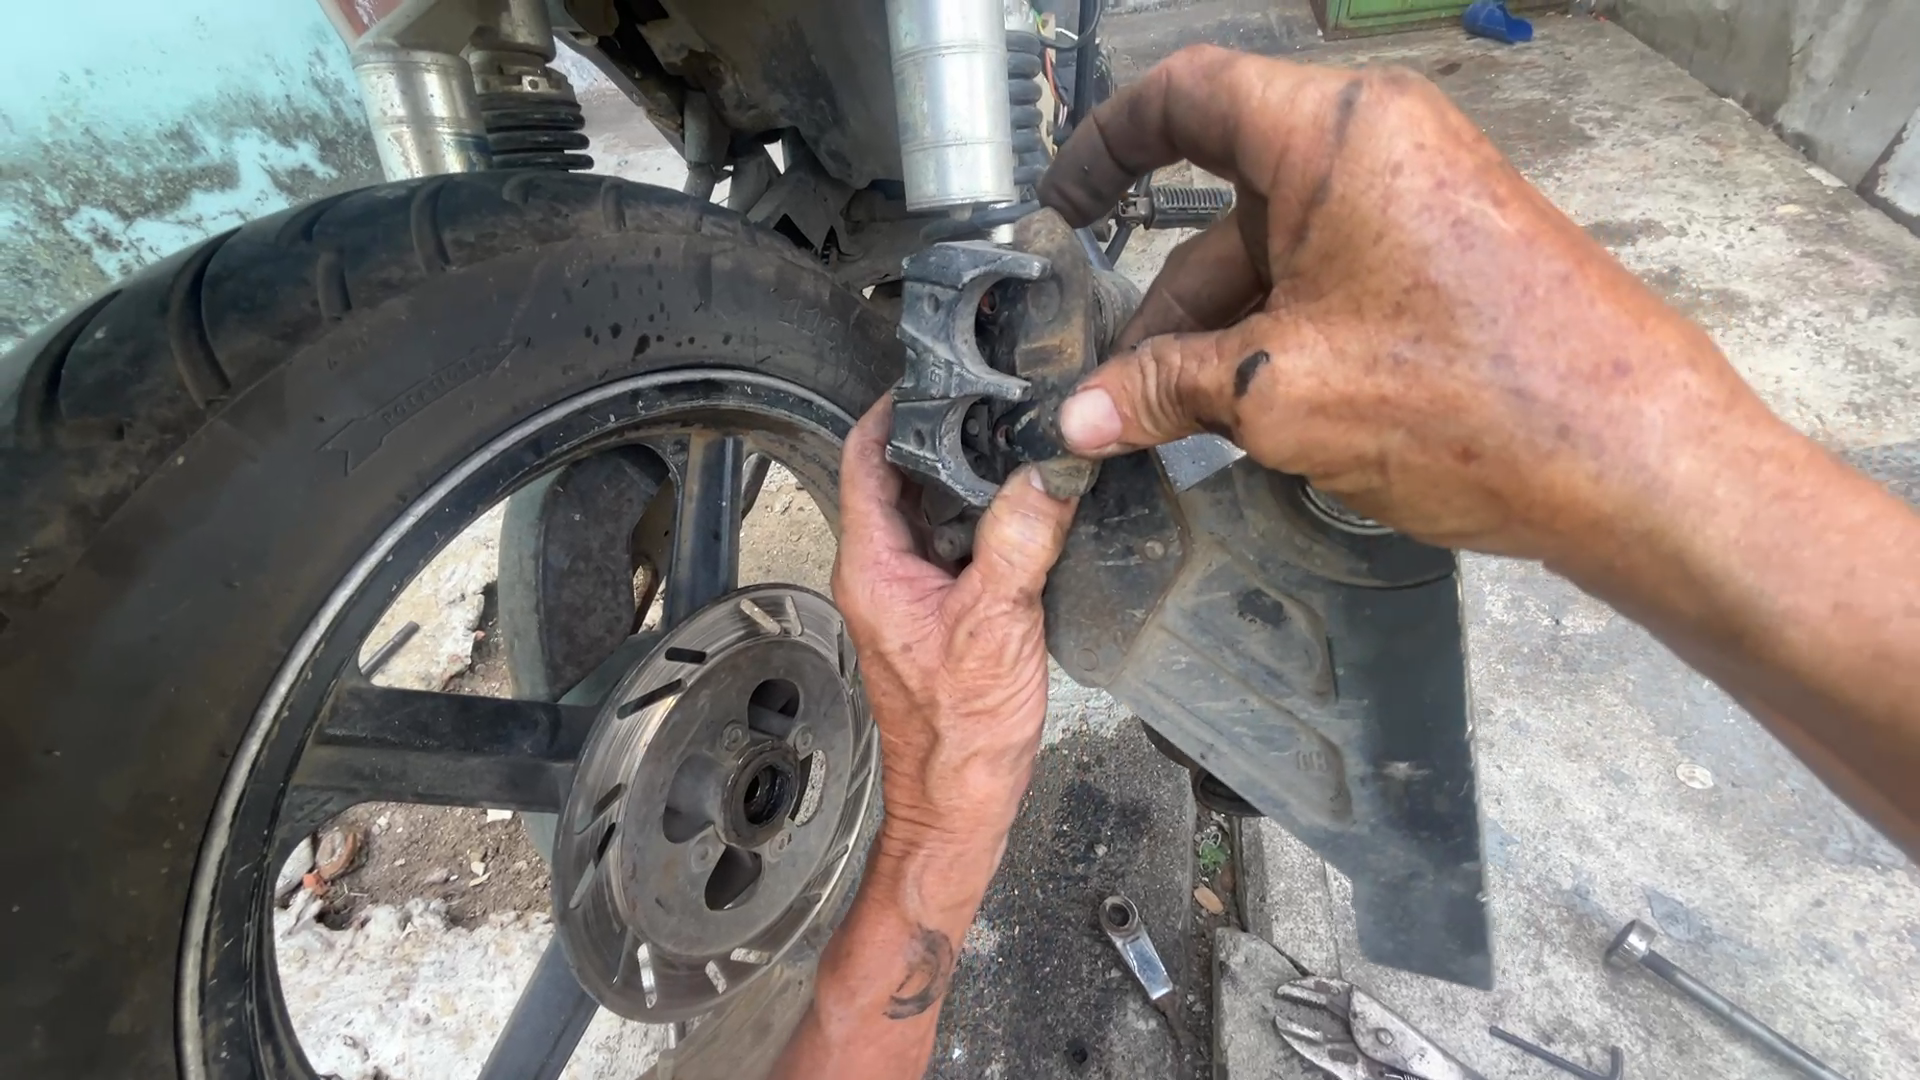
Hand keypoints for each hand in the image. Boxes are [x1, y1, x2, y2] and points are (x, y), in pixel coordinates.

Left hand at [832, 398, 1077, 849]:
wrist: (960, 796)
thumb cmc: (960, 732)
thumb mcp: (996, 624)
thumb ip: (1019, 541)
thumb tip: (1047, 470)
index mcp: (873, 565)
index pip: (863, 459)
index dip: (891, 411)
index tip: (932, 378)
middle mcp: (881, 570)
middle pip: (898, 477)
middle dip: (941, 437)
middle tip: (993, 401)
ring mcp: (908, 590)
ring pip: (930, 510)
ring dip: (965, 477)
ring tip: (1014, 441)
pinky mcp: (938, 608)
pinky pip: (954, 543)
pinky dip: (982, 517)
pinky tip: (1023, 506)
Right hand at [1040, 46, 1779, 567]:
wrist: (1634, 466)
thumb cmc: (1451, 399)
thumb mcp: (1275, 392)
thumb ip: (1162, 391)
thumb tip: (1073, 421)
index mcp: (1330, 140)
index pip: (1185, 98)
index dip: (1105, 145)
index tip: (1058, 210)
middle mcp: (1365, 160)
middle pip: (1216, 222)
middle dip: (1155, 314)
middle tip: (1108, 395)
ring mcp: (1398, 222)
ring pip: (1260, 274)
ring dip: (1202, 347)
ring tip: (1160, 425)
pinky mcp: (1422, 277)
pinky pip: (1308, 299)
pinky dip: (1256, 352)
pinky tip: (1228, 420)